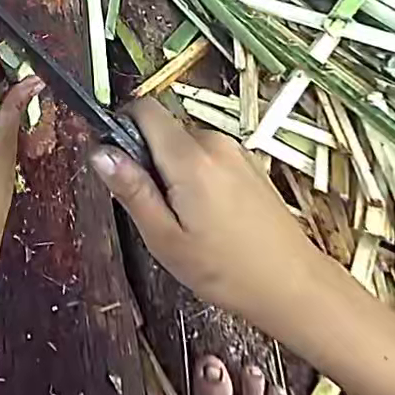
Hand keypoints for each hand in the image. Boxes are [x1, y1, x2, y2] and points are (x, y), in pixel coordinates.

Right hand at [89, 98, 339, 338]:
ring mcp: (234, 149)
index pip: (144, 108)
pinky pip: (206, 153)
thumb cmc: (227, 271)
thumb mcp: (165, 238)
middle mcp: (213, 142)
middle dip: (149, 157)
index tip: (120, 161)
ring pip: (183, 142)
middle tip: (157, 207)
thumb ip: (131, 189)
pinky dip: (196, 173)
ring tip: (186, 217)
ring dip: (173, 168)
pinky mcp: (247, 160)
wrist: (295, 286)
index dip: (123, 125)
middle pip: (163, 128)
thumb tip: (99, 152)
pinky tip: (209, 214)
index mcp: (190, 158)